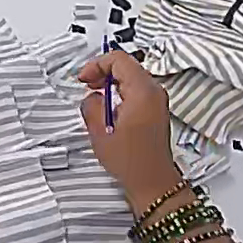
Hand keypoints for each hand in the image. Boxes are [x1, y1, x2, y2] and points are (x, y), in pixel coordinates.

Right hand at [79, 50, 182, 212]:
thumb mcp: (100, 132)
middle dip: (103, 71)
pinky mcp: (157, 111)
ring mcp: (158, 101)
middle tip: (87, 84)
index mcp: (143, 92)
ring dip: (112, 82)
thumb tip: (92, 97)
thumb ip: (92, 106)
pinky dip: (121, 92)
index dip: (97, 64)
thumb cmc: (131, 161)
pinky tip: (109, 107)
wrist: (153, 182)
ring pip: (132, 77)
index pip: (119, 60)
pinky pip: (138, 91)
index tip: (84, 77)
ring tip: (95, 96)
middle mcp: (155, 92)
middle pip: (127, 66)